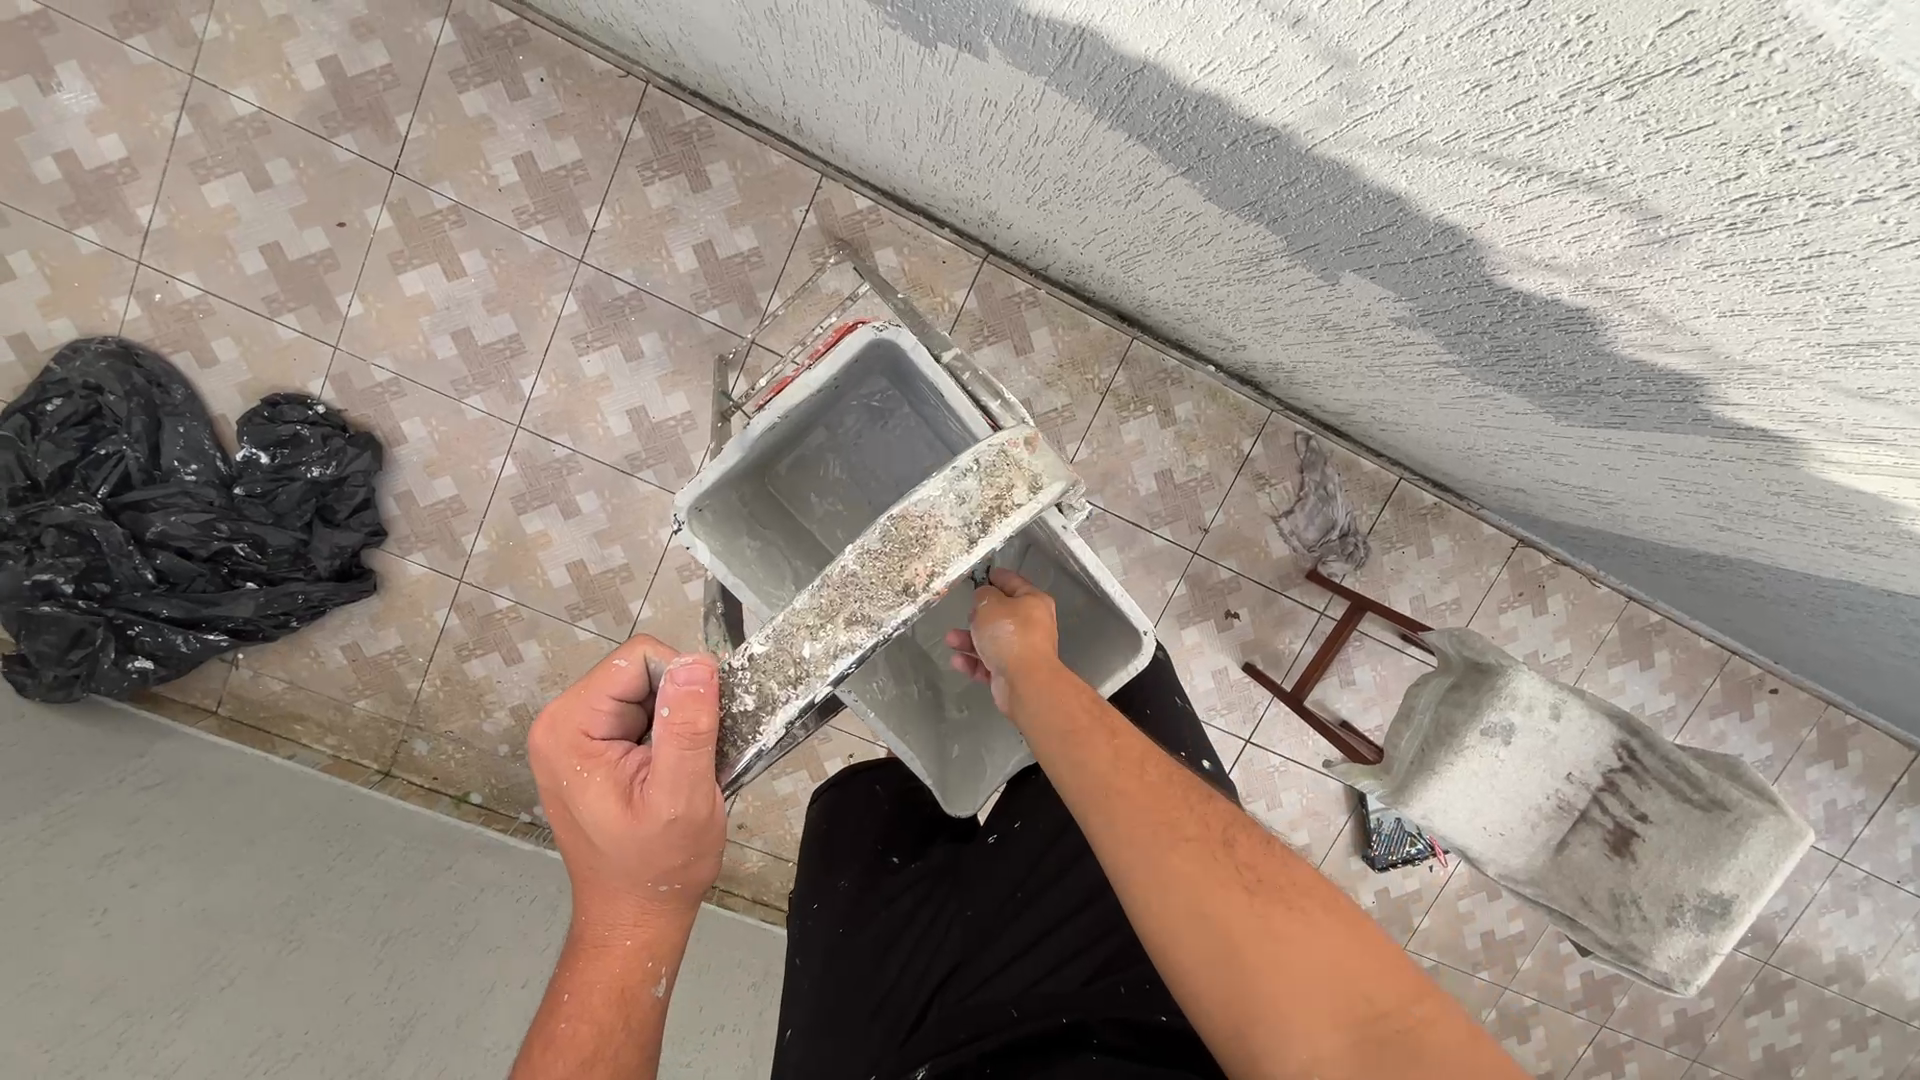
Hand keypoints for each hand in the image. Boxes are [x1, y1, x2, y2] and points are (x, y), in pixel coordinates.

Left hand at [526, 635, 726, 928]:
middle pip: (643, 670)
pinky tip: (676, 770)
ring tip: (686, 767)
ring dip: (680, 721)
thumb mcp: (682, 796)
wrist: (636, 914)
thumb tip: (698, 661)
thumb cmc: (658, 866)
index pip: (639, 658)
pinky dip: (672, 733)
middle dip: (681, 705)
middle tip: (692, 759)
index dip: (683, 684)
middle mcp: (563, 721)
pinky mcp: (595, 745)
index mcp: (570, 727)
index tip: (697, 733)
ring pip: (650, 689)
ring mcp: (577, 733)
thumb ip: (687, 726)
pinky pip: (646, 711)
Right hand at [945, 567, 1062, 712]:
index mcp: (1033, 602)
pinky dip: (973, 662)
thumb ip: (983, 595)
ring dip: (968, 640)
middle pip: (1000, 615)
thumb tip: (984, 597)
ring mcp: (1022, 651)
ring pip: (991, 641)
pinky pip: (988, 663)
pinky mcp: (1012, 673)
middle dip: (978, 615)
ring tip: (951, 640)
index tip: (984, 573)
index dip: (997, 576)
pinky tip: (958, 660)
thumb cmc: (1009, 634)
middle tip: (967, 614)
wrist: (1024, 681)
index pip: (1014, 582)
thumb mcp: (990, 604)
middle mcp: (1031, 625)